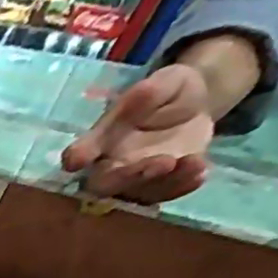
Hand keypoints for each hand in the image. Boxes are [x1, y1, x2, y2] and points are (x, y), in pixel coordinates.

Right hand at [61, 65, 214, 203]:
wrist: (195, 107)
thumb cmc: (168, 94)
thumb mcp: (164, 83)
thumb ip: (149, 93)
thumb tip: (139, 96)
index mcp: (100, 141)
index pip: (79, 153)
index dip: (76, 158)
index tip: (76, 160)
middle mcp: (109, 167)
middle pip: (105, 184)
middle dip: (129, 177)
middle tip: (163, 163)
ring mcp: (132, 182)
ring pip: (135, 193)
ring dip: (162, 183)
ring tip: (192, 162)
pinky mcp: (157, 188)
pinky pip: (163, 195)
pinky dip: (181, 186)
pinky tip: (201, 171)